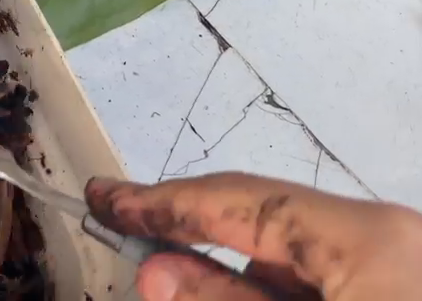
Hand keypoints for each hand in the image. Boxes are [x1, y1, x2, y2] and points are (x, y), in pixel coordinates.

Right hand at [86, 173, 421, 298]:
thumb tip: (154, 270)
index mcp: (368, 235)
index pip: (230, 199)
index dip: (156, 201)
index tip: (100, 200)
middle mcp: (396, 239)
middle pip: (267, 224)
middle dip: (199, 238)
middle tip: (133, 237)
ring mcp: (415, 267)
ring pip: (303, 260)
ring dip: (242, 274)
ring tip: (186, 274)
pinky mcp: (416, 288)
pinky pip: (344, 282)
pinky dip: (287, 289)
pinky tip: (245, 295)